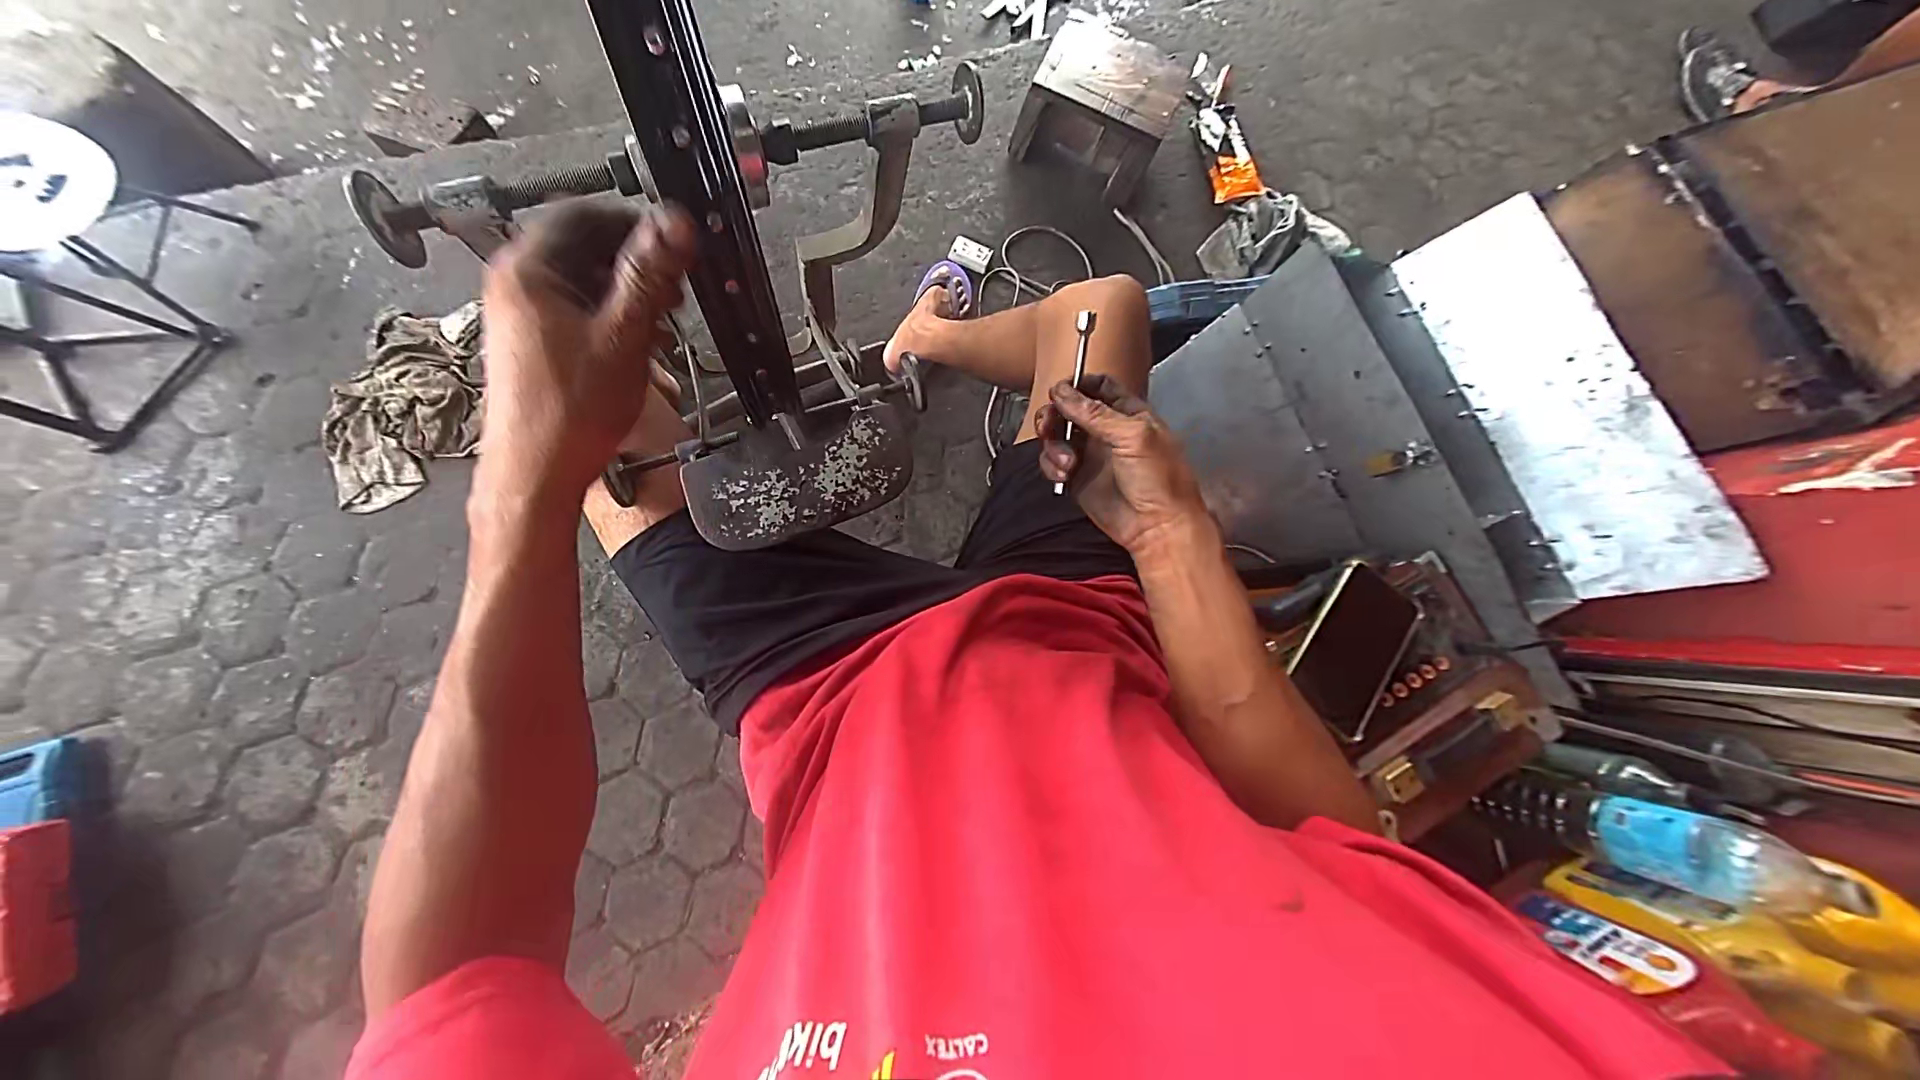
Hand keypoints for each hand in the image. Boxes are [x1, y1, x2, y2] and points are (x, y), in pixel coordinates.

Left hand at [479, 202, 696, 501]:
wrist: (538, 470)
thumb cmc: (570, 411)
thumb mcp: (622, 337)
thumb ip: (649, 277)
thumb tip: (675, 227)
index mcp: (528, 270)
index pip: (585, 213)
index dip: (635, 222)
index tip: (674, 244)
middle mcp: (517, 284)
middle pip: (584, 246)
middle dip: (636, 262)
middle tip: (675, 287)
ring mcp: (523, 313)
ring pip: (584, 280)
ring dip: (629, 292)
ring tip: (663, 320)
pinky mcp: (535, 340)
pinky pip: (578, 309)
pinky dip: (613, 315)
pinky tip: (639, 342)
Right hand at [1036, 374, 1213, 556]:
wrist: (1157, 526)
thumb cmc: (1161, 481)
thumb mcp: (1133, 436)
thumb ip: (1095, 412)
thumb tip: (1064, 393)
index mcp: (1128, 414)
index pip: (1098, 386)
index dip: (1077, 385)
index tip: (1060, 390)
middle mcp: (1107, 431)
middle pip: (1069, 409)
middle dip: (1055, 414)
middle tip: (1051, 423)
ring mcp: (1091, 455)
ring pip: (1057, 435)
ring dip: (1053, 444)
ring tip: (1066, 461)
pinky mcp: (1078, 478)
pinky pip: (1053, 463)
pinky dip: (1052, 466)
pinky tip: (1065, 475)